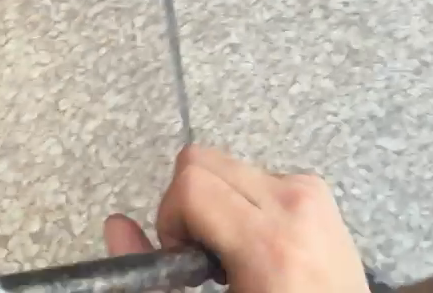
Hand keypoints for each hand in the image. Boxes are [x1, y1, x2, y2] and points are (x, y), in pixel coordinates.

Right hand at [103, 146, 369, 292]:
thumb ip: (153, 273)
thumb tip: (114, 224)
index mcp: (269, 243)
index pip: (191, 182)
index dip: (171, 219)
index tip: (183, 258)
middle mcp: (294, 205)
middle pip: (202, 160)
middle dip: (187, 204)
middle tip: (201, 255)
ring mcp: (310, 192)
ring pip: (226, 163)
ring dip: (216, 201)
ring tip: (234, 252)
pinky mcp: (318, 189)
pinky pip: (256, 172)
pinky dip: (244, 201)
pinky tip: (260, 244)